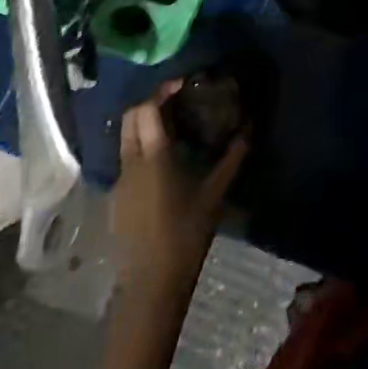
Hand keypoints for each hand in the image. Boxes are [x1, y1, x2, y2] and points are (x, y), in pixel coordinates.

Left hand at [110, 81, 248, 285]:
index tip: (183, 84)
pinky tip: (166, 161)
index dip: (161, 91)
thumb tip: (249, 129)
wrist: (151, 284)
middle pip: (129, 118)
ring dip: (145, 125)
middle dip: (150, 103)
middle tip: (177, 100)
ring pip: (126, 138)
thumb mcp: (216, 193)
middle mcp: (131, 163)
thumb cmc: (186, 233)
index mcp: (153, 157)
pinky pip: (128, 159)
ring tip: (175, 128)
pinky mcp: (118, 197)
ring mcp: (120, 181)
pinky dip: (143, 147)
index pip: (146, 110)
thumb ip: (233, 158)